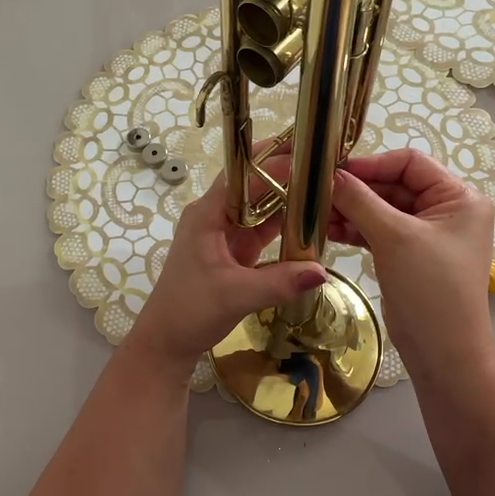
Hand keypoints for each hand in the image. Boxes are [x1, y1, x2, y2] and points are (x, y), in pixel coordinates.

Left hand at [126, 172, 327, 368]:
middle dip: (287, 175)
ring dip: (289, 200)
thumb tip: (321, 271)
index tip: (309, 153)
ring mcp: (224, 234)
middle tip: (328, 167)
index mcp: (207, 215)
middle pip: (254, 185)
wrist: (166, 342)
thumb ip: (278, 283)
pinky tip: (312, 222)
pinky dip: (285, 226)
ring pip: (261, 207)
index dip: (274, 160)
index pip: (243, 175)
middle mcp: (215, 216)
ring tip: (327, 188)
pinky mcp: (233, 252)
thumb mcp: (235, 296)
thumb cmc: (189, 311)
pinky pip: (263, 230)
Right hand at [329, 150, 494, 366]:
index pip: (410, 163)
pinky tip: (328, 230)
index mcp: (459, 198)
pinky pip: (379, 231)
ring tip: (316, 214)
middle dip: (356, 190)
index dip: (371, 164)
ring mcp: (427, 235)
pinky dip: (356, 229)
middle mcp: (447, 211)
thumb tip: (329, 175)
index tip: (334, 171)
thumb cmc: (430, 287)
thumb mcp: (394, 237)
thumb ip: (360, 201)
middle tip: (317, 193)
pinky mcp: (409, 256)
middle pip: (394, 185)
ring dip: (351, 210)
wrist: (443, 353)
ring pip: (382, 209)